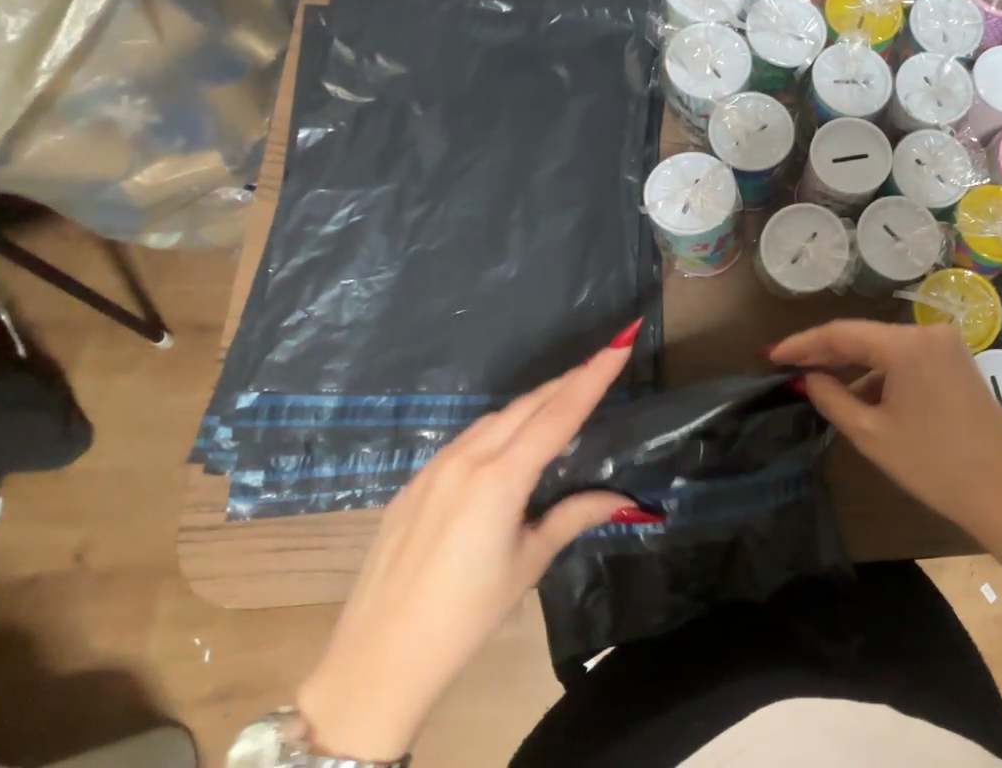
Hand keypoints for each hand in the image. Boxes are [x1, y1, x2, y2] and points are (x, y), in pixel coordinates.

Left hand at [295, 322, 643, 760]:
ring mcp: (432, 470)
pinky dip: (500, 428)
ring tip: (566, 397)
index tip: (619, 343)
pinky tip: (511, 441)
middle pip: (526, 406)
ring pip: (493, 419)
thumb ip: (572, 518)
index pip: (557, 415)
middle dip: (567, 381)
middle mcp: (464, 462)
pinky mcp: (413, 486)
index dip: (592, 377)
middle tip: (603, 362)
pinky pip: (465, 440)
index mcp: (499, 480)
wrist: (378, 659)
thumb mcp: (528, 565)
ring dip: (533, 403)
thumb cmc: (465, 617)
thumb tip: (623, 498)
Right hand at [771, 320, 1001, 548]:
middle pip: (865, 336)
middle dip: (826, 353)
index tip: (772, 356)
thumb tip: (808, 378)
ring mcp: (948, 345)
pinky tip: (862, 394)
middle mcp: (929, 332)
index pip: (841, 333)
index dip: (802, 344)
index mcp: (906, 345)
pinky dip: (882, 373)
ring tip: (819, 384)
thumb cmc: (932, 465)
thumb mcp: (870, 434)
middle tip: (787, 366)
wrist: (1001, 490)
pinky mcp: (959, 361)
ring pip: (887, 348)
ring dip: (854, 365)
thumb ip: (831, 398)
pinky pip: (909, 358)